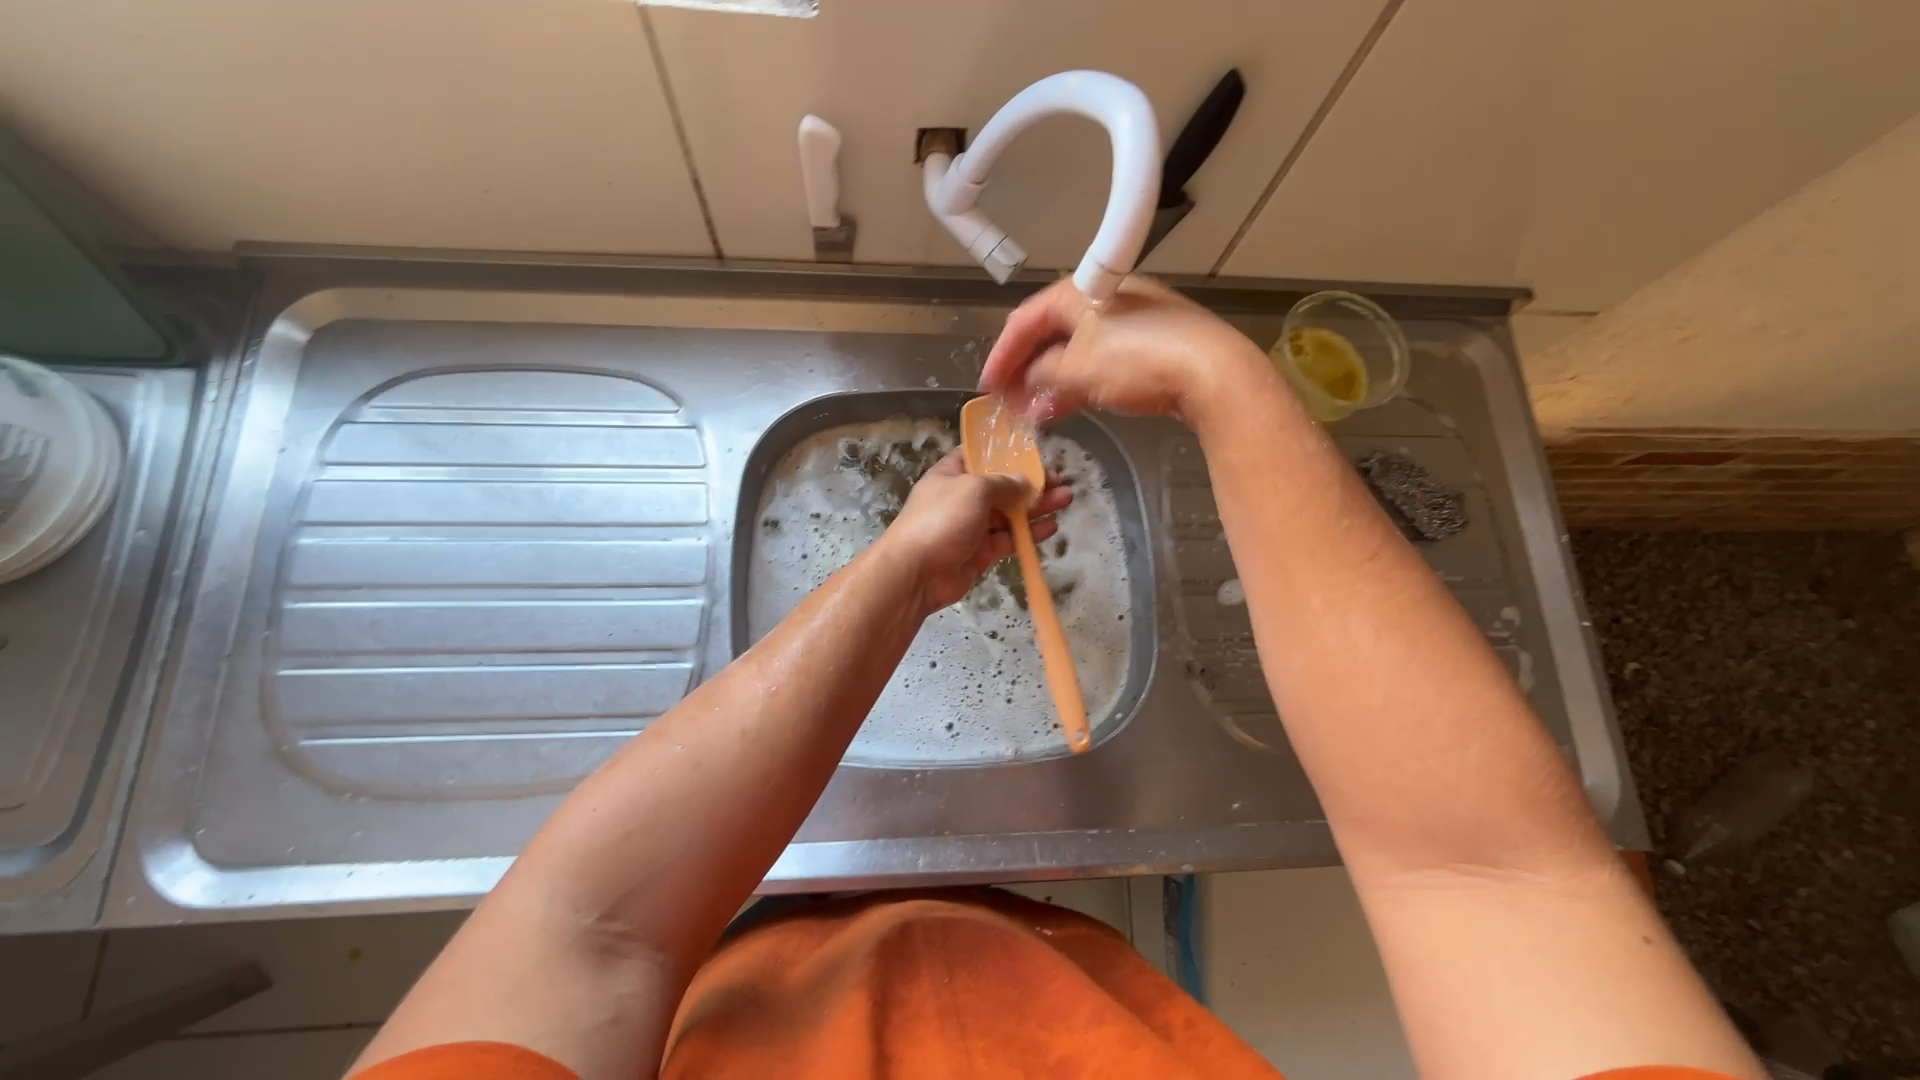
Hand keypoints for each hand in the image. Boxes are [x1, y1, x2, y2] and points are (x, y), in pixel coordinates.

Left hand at [883, 450, 1071, 612]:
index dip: (1006, 453)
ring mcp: (971, 526)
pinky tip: (1051, 527)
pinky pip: (1008, 539)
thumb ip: (1003, 483)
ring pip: (1009, 514)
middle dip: (1031, 483)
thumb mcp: (974, 489)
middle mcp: (962, 497)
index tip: (1034, 454)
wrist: (915, 573)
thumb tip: (1026, 482)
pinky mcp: (980, 553)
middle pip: (1001, 486)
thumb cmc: (941, 519)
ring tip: (1066, 500)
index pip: (980, 456)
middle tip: (1060, 481)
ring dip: (1037, 507)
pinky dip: (1029, 534)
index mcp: (952, 474)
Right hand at [978, 276, 1270, 426]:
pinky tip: (1068, 408)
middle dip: (1026, 369)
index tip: (987, 385)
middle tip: (1008, 401)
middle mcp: (1105, 298)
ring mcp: (1131, 322)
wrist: (1212, 372)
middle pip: (1051, 333)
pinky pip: (1102, 362)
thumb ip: (1042, 376)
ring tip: (1033, 411)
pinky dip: (1079, 383)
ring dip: (1051, 380)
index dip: (1002, 354)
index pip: (1026, 319)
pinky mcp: (1151, 346)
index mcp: (1080, 291)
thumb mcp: (1077, 370)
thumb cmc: (1139, 361)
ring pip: (1077, 350)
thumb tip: (1026, 387)